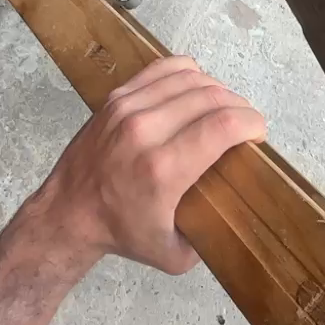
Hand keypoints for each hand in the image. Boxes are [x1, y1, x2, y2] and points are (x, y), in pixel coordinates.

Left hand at [28, 56, 267, 273]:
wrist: (67, 213)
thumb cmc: (121, 233)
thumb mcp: (173, 255)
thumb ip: (208, 238)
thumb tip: (235, 212)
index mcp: (163, 170)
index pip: (221, 126)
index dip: (251, 122)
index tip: (258, 133)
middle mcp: (145, 131)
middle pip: (210, 97)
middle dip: (239, 106)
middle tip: (245, 123)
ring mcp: (127, 109)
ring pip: (188, 78)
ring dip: (216, 88)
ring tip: (224, 106)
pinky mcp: (116, 98)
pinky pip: (162, 69)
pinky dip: (188, 73)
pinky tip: (197, 87)